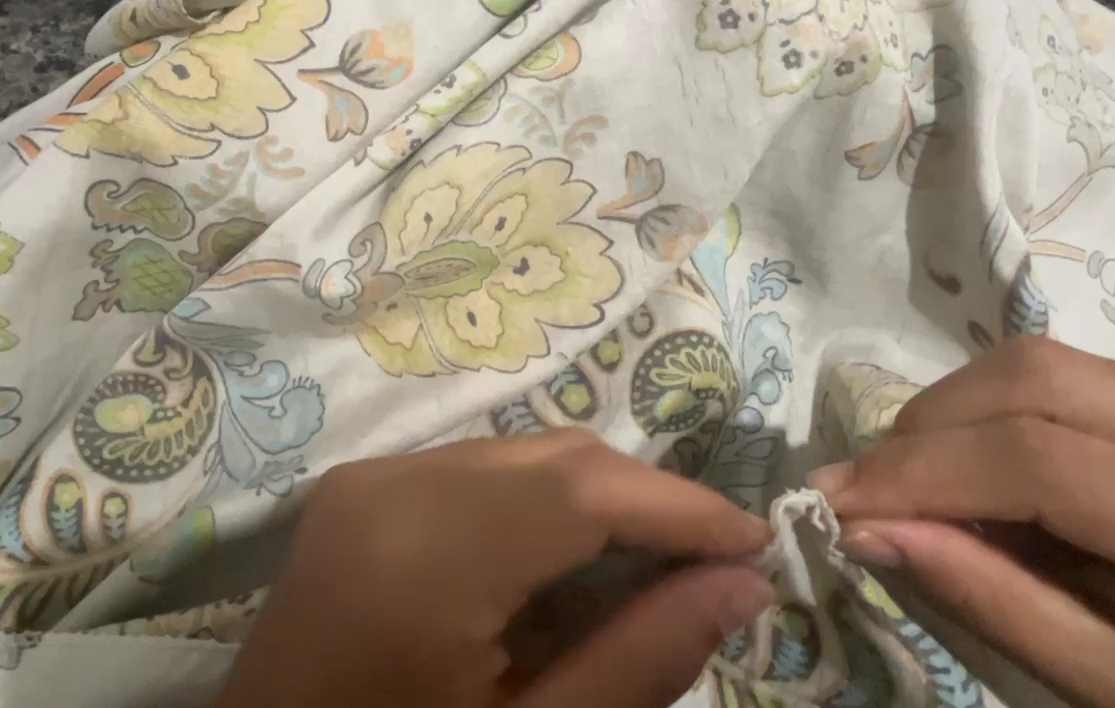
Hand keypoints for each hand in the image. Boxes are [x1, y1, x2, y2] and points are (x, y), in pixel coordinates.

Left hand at [216, 430, 774, 707]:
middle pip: (553, 458)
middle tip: (712, 565)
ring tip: (643, 568)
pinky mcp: (358, 486)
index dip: (680, 507)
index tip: (757, 542)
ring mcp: (368, 477)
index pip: (581, 490)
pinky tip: (557, 564)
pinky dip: (535, 502)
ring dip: (592, 499)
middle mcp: (392, 484)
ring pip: (519, 455)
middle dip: (642, 501)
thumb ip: (640, 660)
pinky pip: (475, 469)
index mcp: (424, 555)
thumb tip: (742, 585)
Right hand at [811, 336, 1114, 707]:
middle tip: (863, 491)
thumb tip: (862, 530)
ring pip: (1034, 361)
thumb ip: (994, 606)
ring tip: (911, 483)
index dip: (921, 473)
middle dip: (923, 429)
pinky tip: (971, 468)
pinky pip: (1056, 376)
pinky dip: (983, 412)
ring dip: (946, 413)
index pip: (1046, 462)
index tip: (833, 503)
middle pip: (1034, 380)